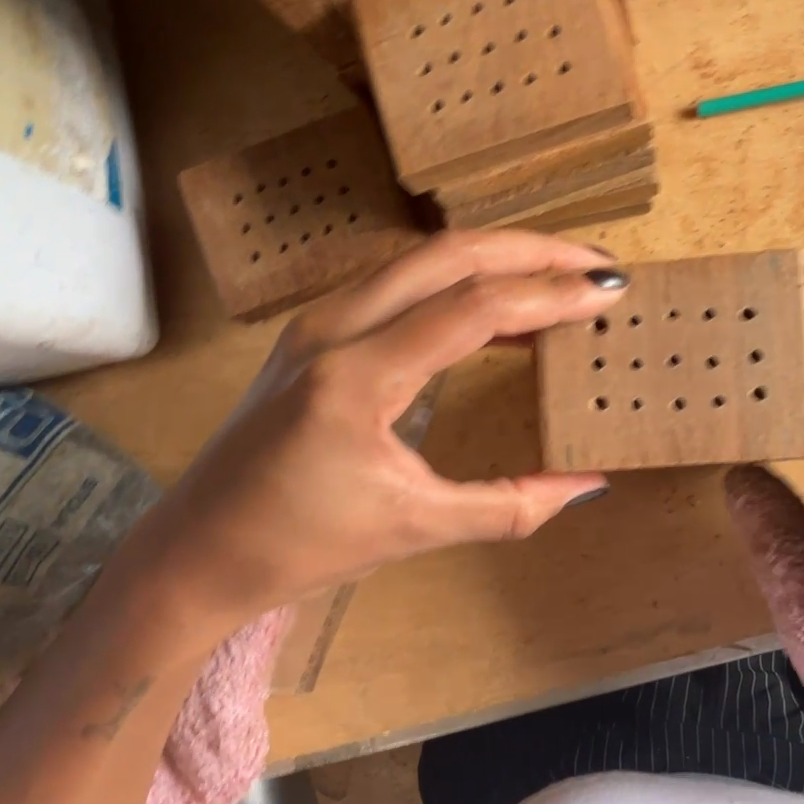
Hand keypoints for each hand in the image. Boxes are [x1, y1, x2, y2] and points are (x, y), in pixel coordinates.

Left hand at [117, 230, 627, 638]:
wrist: (195, 552)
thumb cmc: (299, 547)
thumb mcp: (416, 530)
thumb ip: (512, 506)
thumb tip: (589, 485)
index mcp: (356, 377)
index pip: (472, 308)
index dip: (549, 295)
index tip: (608, 292)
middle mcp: (332, 329)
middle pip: (447, 255)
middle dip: (530, 251)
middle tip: (595, 264)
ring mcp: (315, 322)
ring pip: (420, 260)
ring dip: (494, 259)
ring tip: (558, 276)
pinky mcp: (312, 333)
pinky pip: (398, 284)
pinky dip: (458, 282)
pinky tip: (496, 309)